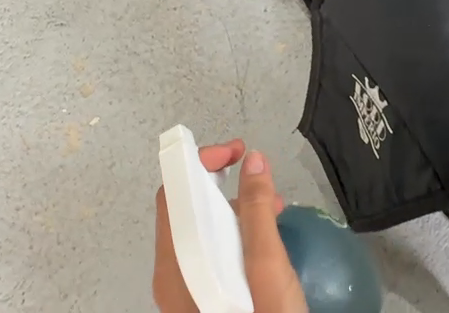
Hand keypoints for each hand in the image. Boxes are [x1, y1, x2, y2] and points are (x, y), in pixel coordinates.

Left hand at [153, 141, 307, 312]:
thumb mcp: (268, 268)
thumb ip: (257, 212)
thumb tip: (253, 160)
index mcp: (177, 265)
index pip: (173, 191)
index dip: (201, 161)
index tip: (238, 152)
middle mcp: (173, 277)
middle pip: (187, 209)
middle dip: (226, 184)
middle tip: (263, 182)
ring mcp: (185, 294)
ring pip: (201, 232)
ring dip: (236, 210)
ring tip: (275, 213)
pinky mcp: (201, 305)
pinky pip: (210, 257)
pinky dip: (236, 237)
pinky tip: (267, 246)